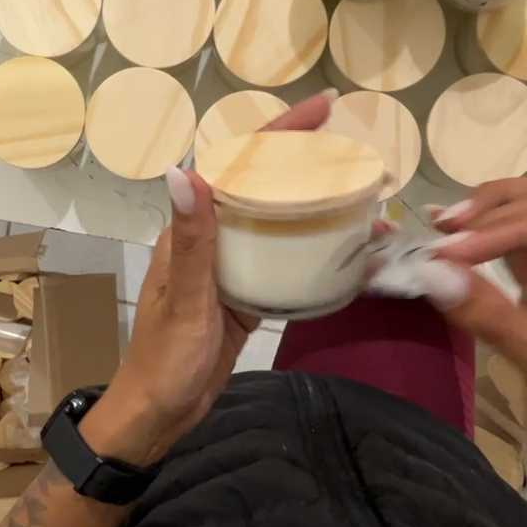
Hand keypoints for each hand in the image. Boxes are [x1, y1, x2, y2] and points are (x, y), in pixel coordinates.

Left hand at [86, 93, 334, 464]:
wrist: (159, 414)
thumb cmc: (165, 360)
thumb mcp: (184, 301)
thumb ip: (192, 242)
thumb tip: (186, 171)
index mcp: (190, 233)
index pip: (233, 169)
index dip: (276, 136)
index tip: (322, 112)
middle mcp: (211, 243)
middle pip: (262, 191)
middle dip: (307, 170)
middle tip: (360, 162)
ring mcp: (229, 272)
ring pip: (276, 228)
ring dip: (316, 215)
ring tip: (367, 208)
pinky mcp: (245, 300)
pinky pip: (282, 268)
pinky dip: (312, 258)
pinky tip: (346, 257)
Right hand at [411, 178, 526, 526]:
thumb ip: (498, 320)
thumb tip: (431, 273)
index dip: (507, 227)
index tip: (449, 248)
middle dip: (496, 213)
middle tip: (439, 230)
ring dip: (488, 220)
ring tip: (439, 228)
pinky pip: (517, 256)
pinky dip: (484, 248)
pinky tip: (448, 241)